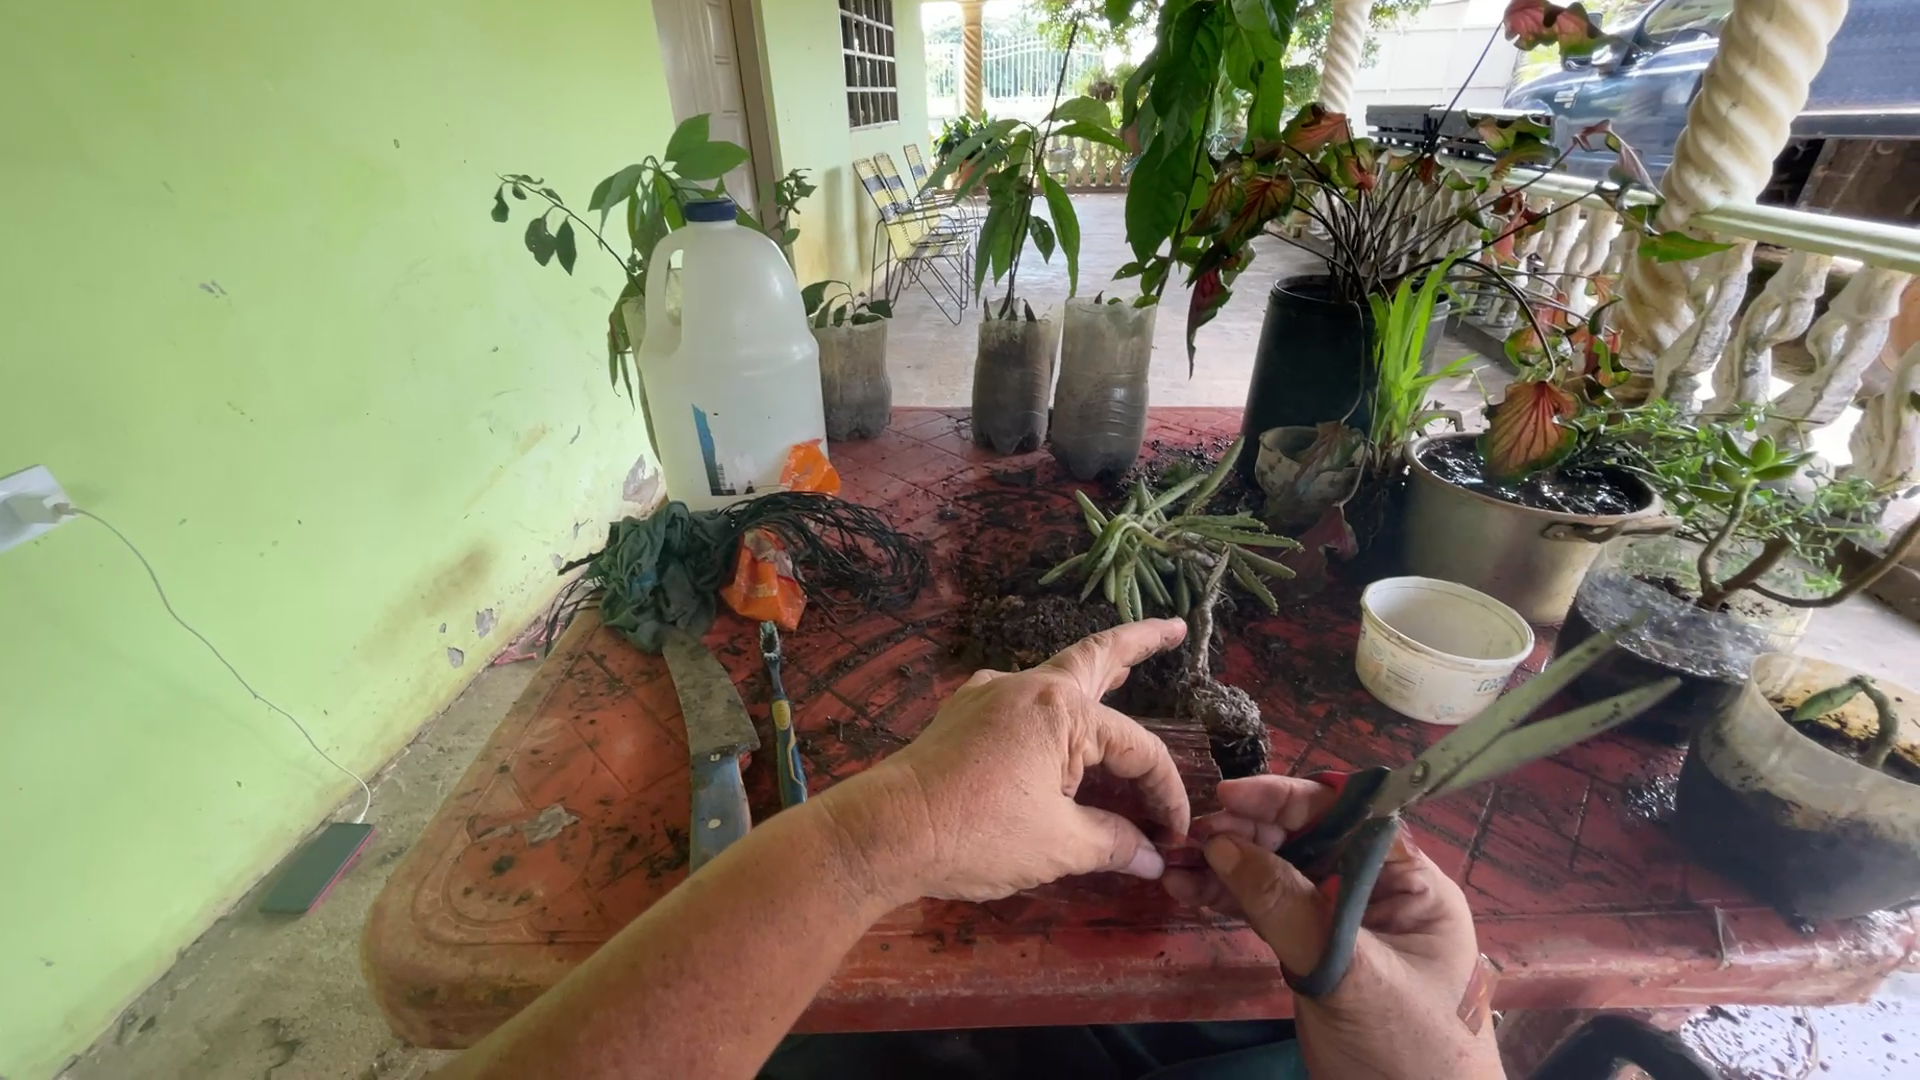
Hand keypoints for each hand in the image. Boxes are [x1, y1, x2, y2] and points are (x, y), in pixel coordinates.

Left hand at [821, 619, 1192, 902]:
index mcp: (1060, 711)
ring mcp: (990, 692)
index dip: (1164, 793)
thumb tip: (1151, 858)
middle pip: (1097, 654)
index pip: (1136, 748)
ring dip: (1092, 673)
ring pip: (1056, 673)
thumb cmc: (978, 834)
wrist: (888, 829)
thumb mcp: (1058, 845)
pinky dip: (1050, 703)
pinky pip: (1021, 696)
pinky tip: (1052, 725)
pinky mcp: (965, 710)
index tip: (1175, 837)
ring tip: (1123, 670)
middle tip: (1175, 627)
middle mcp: (1027, 686)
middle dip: (1140, 640)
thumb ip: (1112, 843)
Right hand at [1163, 776, 1502, 1079]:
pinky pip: (1261, 903)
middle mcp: (1371, 886)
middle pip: (1299, 836)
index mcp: (1406, 879)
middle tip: (1190, 839)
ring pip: (1273, 867)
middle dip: (1243, 832)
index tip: (1227, 796)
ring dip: (1223, 864)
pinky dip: (1224, 896)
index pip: (1344, 812)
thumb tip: (1220, 844)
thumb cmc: (1408, 1056)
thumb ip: (1286, 906)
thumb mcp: (1350, 974)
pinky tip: (1186, 891)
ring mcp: (1337, 915)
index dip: (1284, 797)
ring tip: (1174, 866)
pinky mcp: (1308, 944)